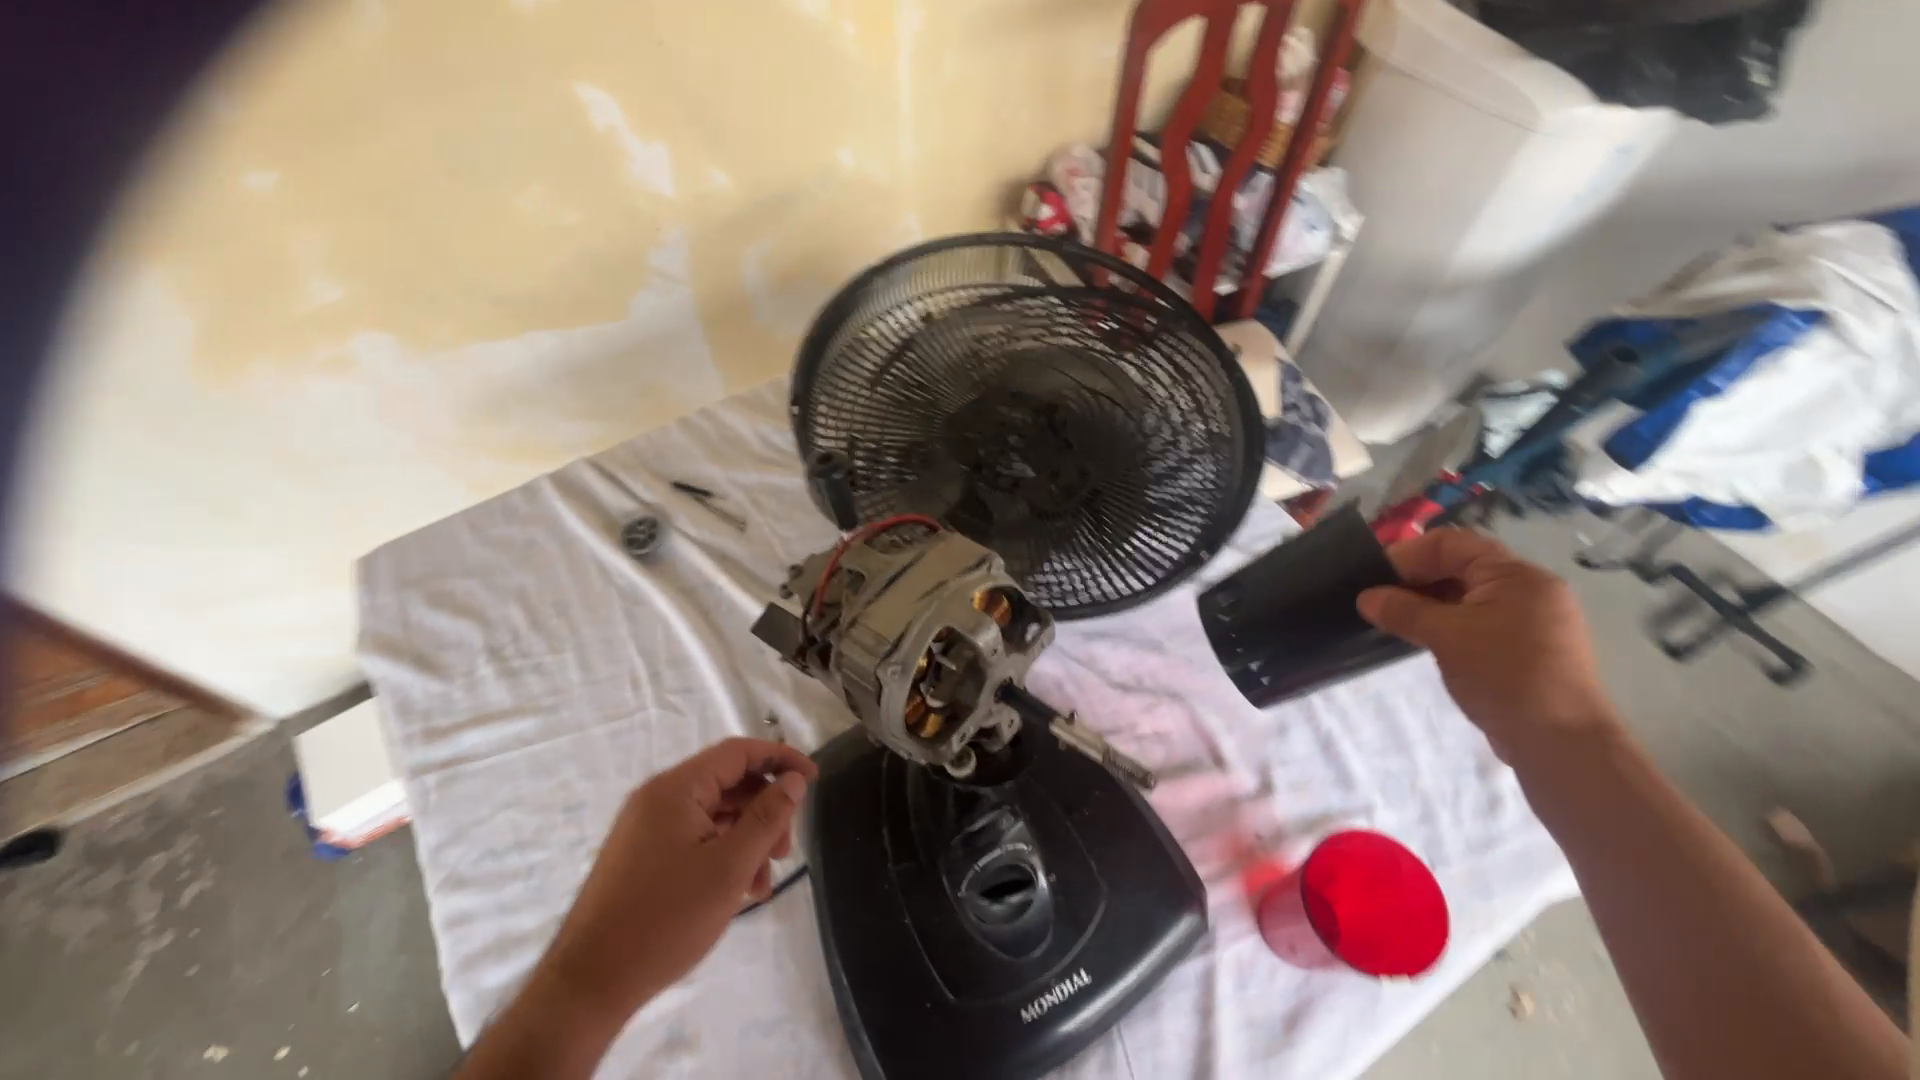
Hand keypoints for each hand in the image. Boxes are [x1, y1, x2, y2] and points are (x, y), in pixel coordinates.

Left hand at [535, 738, 817, 1018]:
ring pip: (715, 816)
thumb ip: (767, 817)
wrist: (591, 983)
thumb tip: (793, 779)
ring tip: (763, 881)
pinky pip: (696, 839)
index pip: (738, 752)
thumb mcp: (730, 866)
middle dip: (765, 811)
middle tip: (785, 850)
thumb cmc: (666, 918)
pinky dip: (724, 855)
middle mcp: (658, 798)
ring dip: (747, 840)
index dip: (780, 758)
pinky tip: (741, 891)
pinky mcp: (643, 856)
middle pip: (728, 784)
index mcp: (676, 789)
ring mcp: (647, 828)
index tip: (813, 779)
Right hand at [1356, 528, 1618, 761]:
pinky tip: (1426, 640)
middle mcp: (1529, 590)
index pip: (1454, 543)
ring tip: (1395, 620)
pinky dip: (1449, 623)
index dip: (1410, 554)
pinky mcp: (1527, 649)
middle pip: (1463, 567)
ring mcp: (1532, 621)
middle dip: (1417, 579)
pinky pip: (1480, 621)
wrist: (1559, 740)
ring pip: (1470, 597)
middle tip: (1379, 599)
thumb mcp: (1445, 636)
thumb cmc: (1503, 674)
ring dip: (1430, 603)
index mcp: (1517, 575)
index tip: (1374, 575)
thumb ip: (1403, 611)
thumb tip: (1366, 597)